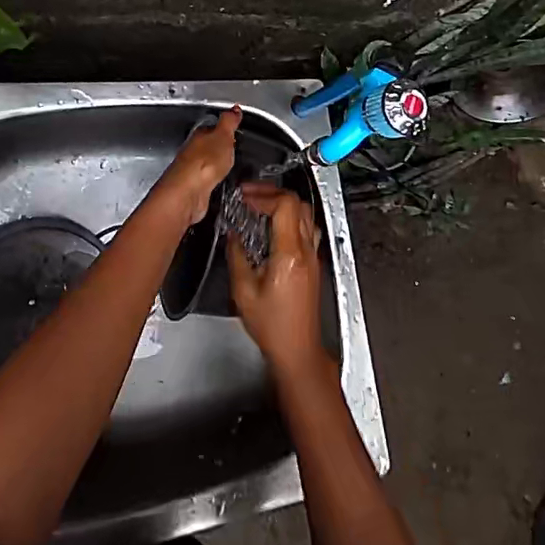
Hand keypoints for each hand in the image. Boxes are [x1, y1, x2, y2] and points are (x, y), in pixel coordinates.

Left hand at [158, 106, 240, 224]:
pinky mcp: (194, 190)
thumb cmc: (203, 163)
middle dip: (218, 147)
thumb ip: (229, 122)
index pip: (212, 128)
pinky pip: (205, 181)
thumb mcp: (223, 136)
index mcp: (199, 136)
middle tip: (230, 147)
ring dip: (214, 164)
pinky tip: (216, 182)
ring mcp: (192, 172)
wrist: (188, 191)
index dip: (223, 129)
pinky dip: (211, 180)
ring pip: (205, 164)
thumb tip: (234, 109)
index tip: (232, 129)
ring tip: (226, 165)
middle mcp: (192, 153)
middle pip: (207, 146)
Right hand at [226, 182, 323, 371]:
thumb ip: (236, 256)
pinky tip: (272, 229)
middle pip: (297, 203)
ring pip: (304, 214)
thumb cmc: (274, 328)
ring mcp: (312, 257)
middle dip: (272, 193)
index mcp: (289, 254)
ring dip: (282, 204)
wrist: (297, 350)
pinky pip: (305, 229)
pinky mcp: (312, 264)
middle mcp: (305, 251)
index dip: (263, 195)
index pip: (285, 205)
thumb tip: (232, 236)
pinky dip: (289, 220)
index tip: (245, 197)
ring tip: (260, 208)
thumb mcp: (243, 291)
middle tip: (250, 196)